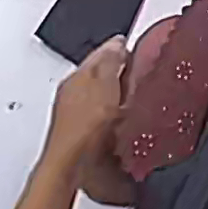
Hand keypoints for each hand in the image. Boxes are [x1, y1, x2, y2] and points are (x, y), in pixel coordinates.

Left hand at [40, 37, 134, 204]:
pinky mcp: (81, 130)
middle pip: (98, 72)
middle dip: (117, 68)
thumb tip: (117, 43)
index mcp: (77, 76)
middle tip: (136, 66)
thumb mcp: (106, 84)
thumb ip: (112, 61)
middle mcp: (72, 92)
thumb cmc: (84, 126)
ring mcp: (74, 112)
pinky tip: (121, 116)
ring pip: (98, 92)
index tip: (132, 45)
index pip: (99, 52)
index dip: (119, 47)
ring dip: (114, 90)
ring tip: (132, 91)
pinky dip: (111, 109)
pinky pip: (99, 111)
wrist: (72, 164)